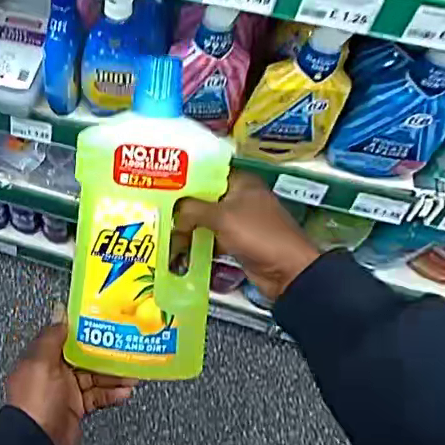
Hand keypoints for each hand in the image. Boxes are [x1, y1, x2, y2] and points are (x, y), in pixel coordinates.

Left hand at [6, 323, 136, 444]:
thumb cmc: (35, 403)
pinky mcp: (77, 409)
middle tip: (127, 346)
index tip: (107, 322)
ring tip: (133, 370)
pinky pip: (98, 396)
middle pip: (85, 356)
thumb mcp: (42, 362)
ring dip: (115, 374)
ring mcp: (66, 392)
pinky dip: (112, 393)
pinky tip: (125, 391)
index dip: (86, 329)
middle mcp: (53, 373)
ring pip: (95, 376)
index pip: (67, 336)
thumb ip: (53, 335)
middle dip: (106, 352)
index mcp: (42, 357)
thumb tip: (59, 310)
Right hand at [175, 171, 322, 303]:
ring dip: (188, 227)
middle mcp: (240, 198)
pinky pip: (212, 238)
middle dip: (183, 206)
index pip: (208, 172)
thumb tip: (173, 212)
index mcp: (242, 182)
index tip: (162, 182)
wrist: (288, 272)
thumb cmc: (258, 234)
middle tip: (156, 209)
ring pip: (207, 220)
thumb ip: (193, 210)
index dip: (186, 177)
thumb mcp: (222, 217)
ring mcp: (240, 221)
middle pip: (205, 197)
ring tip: (162, 230)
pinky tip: (177, 248)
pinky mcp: (238, 242)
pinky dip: (198, 243)